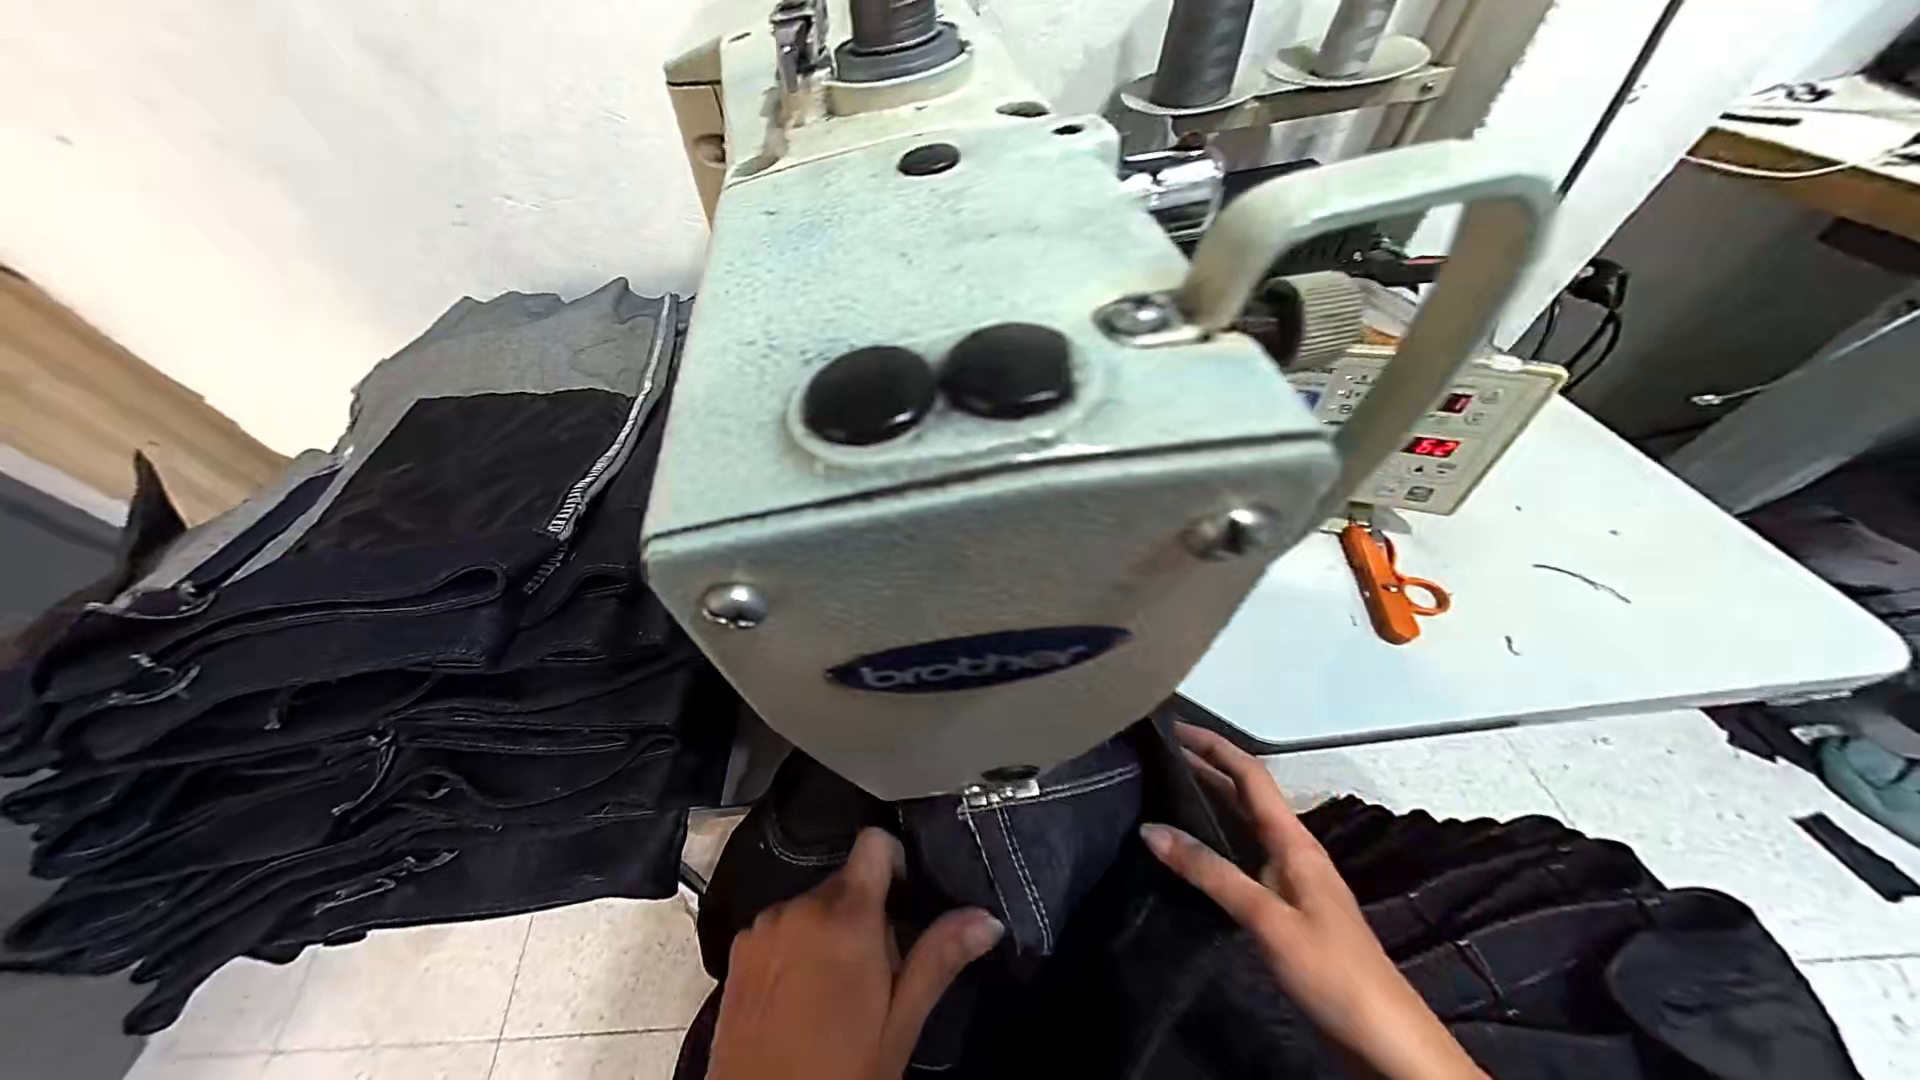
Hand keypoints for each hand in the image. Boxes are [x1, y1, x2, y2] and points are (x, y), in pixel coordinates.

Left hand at [707, 827, 1004, 1079]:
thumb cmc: (841, 1073)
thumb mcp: (900, 1022)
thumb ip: (941, 957)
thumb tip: (989, 918)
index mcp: (846, 915)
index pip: (874, 844)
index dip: (894, 860)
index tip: (903, 896)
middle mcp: (800, 906)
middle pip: (846, 879)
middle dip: (866, 910)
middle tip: (876, 967)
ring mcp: (764, 925)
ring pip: (813, 904)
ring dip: (828, 928)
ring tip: (834, 988)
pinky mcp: (737, 949)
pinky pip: (780, 925)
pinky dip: (794, 944)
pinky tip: (797, 995)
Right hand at [1140, 723, 1487, 1079]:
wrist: (1387, 1043)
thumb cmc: (1332, 971)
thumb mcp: (1265, 917)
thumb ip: (1208, 871)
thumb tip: (1150, 829)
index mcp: (1294, 841)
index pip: (1250, 775)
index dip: (1214, 746)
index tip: (1174, 728)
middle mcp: (1293, 851)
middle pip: (1246, 794)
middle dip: (1207, 767)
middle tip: (1160, 756)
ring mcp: (1292, 879)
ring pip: (1244, 824)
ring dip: (1210, 800)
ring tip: (1168, 792)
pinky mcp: (1287, 907)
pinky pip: (1244, 855)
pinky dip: (1216, 839)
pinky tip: (1195, 852)